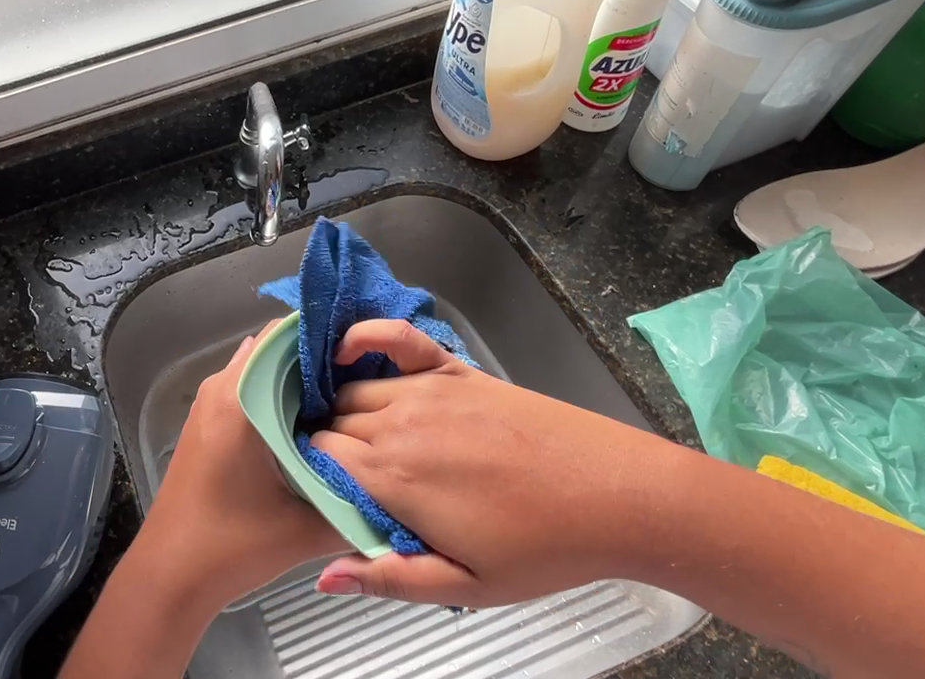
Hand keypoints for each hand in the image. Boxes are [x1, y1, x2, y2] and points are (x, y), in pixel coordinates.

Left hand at [136, 318, 348, 608]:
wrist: (171, 575)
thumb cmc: (230, 545)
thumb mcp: (303, 528)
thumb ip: (355, 504)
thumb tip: (399, 484)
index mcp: (239, 397)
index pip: (285, 336)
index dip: (328, 339)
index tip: (367, 352)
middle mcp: (221, 388)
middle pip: (276, 351)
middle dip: (320, 361)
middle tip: (367, 379)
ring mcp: (211, 403)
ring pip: (264, 371)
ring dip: (300, 380)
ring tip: (348, 398)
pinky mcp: (209, 421)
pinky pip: (251, 389)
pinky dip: (280, 396)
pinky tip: (313, 422)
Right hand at [308, 319, 682, 607]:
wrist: (612, 494)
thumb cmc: (541, 548)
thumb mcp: (467, 586)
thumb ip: (389, 578)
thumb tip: (323, 577)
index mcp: (394, 478)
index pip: (319, 460)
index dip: (312, 474)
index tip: (322, 491)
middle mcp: (398, 424)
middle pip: (332, 424)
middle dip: (327, 445)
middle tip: (344, 472)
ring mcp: (425, 389)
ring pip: (354, 390)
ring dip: (343, 408)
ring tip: (354, 433)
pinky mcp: (453, 368)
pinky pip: (394, 340)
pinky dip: (364, 337)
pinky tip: (348, 349)